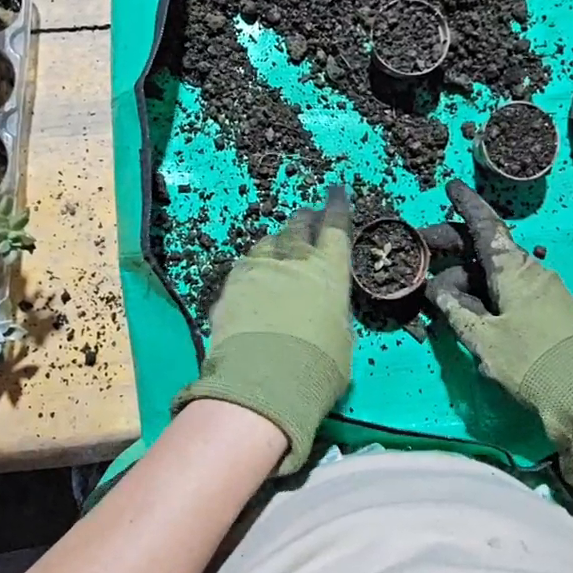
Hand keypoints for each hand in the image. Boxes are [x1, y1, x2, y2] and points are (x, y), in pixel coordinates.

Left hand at [173, 187, 354, 474]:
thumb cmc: (317, 368)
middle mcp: (294, 260)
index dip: (337, 206)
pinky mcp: (231, 285)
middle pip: (298, 226)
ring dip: (275, 244)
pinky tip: (251, 281)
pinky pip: (243, 266)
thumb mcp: (342, 341)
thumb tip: (326, 310)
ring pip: (267, 242)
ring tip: (276, 251)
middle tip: (306, 219)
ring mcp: (258, 268)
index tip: (335, 191)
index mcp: (329, 271)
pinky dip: (251, 269)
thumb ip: (334, 314)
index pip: (336, 227)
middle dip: (304, 219)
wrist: (263, 381)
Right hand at [428, 179, 572, 487]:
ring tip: (438, 301)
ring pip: (494, 274)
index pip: (486, 225)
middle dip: (452, 246)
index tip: (451, 187)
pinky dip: (482, 295)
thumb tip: (436, 288)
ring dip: (464, 280)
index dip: (467, 205)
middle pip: (485, 248)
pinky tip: (466, 316)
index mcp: (513, 268)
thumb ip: (456, 309)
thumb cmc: (531, 360)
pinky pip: (506, 292)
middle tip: (422, 251)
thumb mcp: (483, 338)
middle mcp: (528, 271)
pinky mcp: (547, 312)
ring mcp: (541, 291)